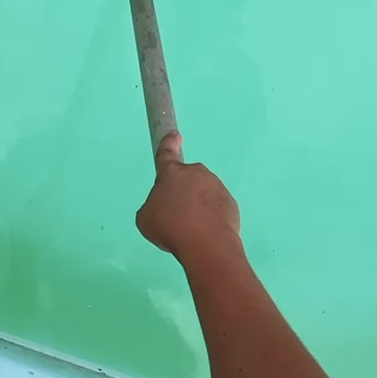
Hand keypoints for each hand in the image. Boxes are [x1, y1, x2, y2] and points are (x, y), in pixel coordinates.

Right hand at [137, 132, 241, 263]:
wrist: (204, 242)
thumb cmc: (169, 226)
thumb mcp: (146, 218)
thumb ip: (153, 207)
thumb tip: (161, 208)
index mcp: (171, 173)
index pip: (166, 154)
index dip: (168, 144)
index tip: (173, 135)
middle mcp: (195, 173)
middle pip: (187, 178)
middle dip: (183, 191)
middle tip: (177, 215)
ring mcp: (216, 186)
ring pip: (204, 193)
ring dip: (198, 206)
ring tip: (191, 229)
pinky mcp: (230, 202)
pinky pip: (217, 207)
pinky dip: (212, 217)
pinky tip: (205, 232)